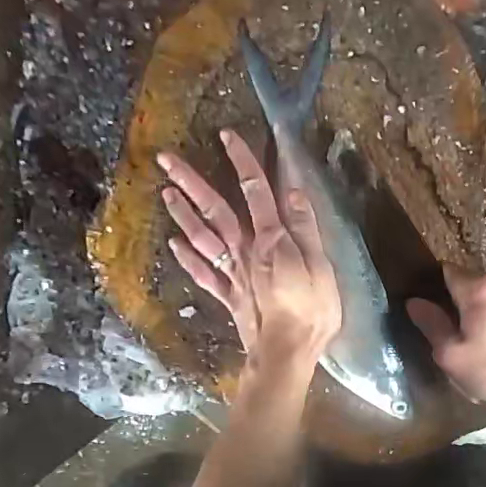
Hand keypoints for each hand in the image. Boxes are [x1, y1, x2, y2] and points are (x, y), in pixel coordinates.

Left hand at [160, 132, 341, 378]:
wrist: (286, 351)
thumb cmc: (312, 311)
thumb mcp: (320, 267)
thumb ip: (305, 229)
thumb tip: (293, 192)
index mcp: (272, 239)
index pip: (257, 191)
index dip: (242, 162)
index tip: (226, 135)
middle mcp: (246, 250)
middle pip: (216, 210)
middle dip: (192, 181)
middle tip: (165, 157)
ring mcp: (233, 274)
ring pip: (202, 237)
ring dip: (182, 214)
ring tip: (165, 192)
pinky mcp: (228, 296)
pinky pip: (203, 274)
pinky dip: (187, 258)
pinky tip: (173, 244)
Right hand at [407, 268, 485, 405]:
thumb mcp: (452, 354)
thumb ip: (431, 325)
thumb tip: (414, 302)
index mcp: (475, 289)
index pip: (444, 269)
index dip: (428, 282)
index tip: (418, 301)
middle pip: (460, 282)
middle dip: (444, 298)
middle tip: (431, 324)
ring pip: (474, 297)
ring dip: (462, 311)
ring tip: (451, 335)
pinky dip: (477, 319)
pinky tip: (474, 340)